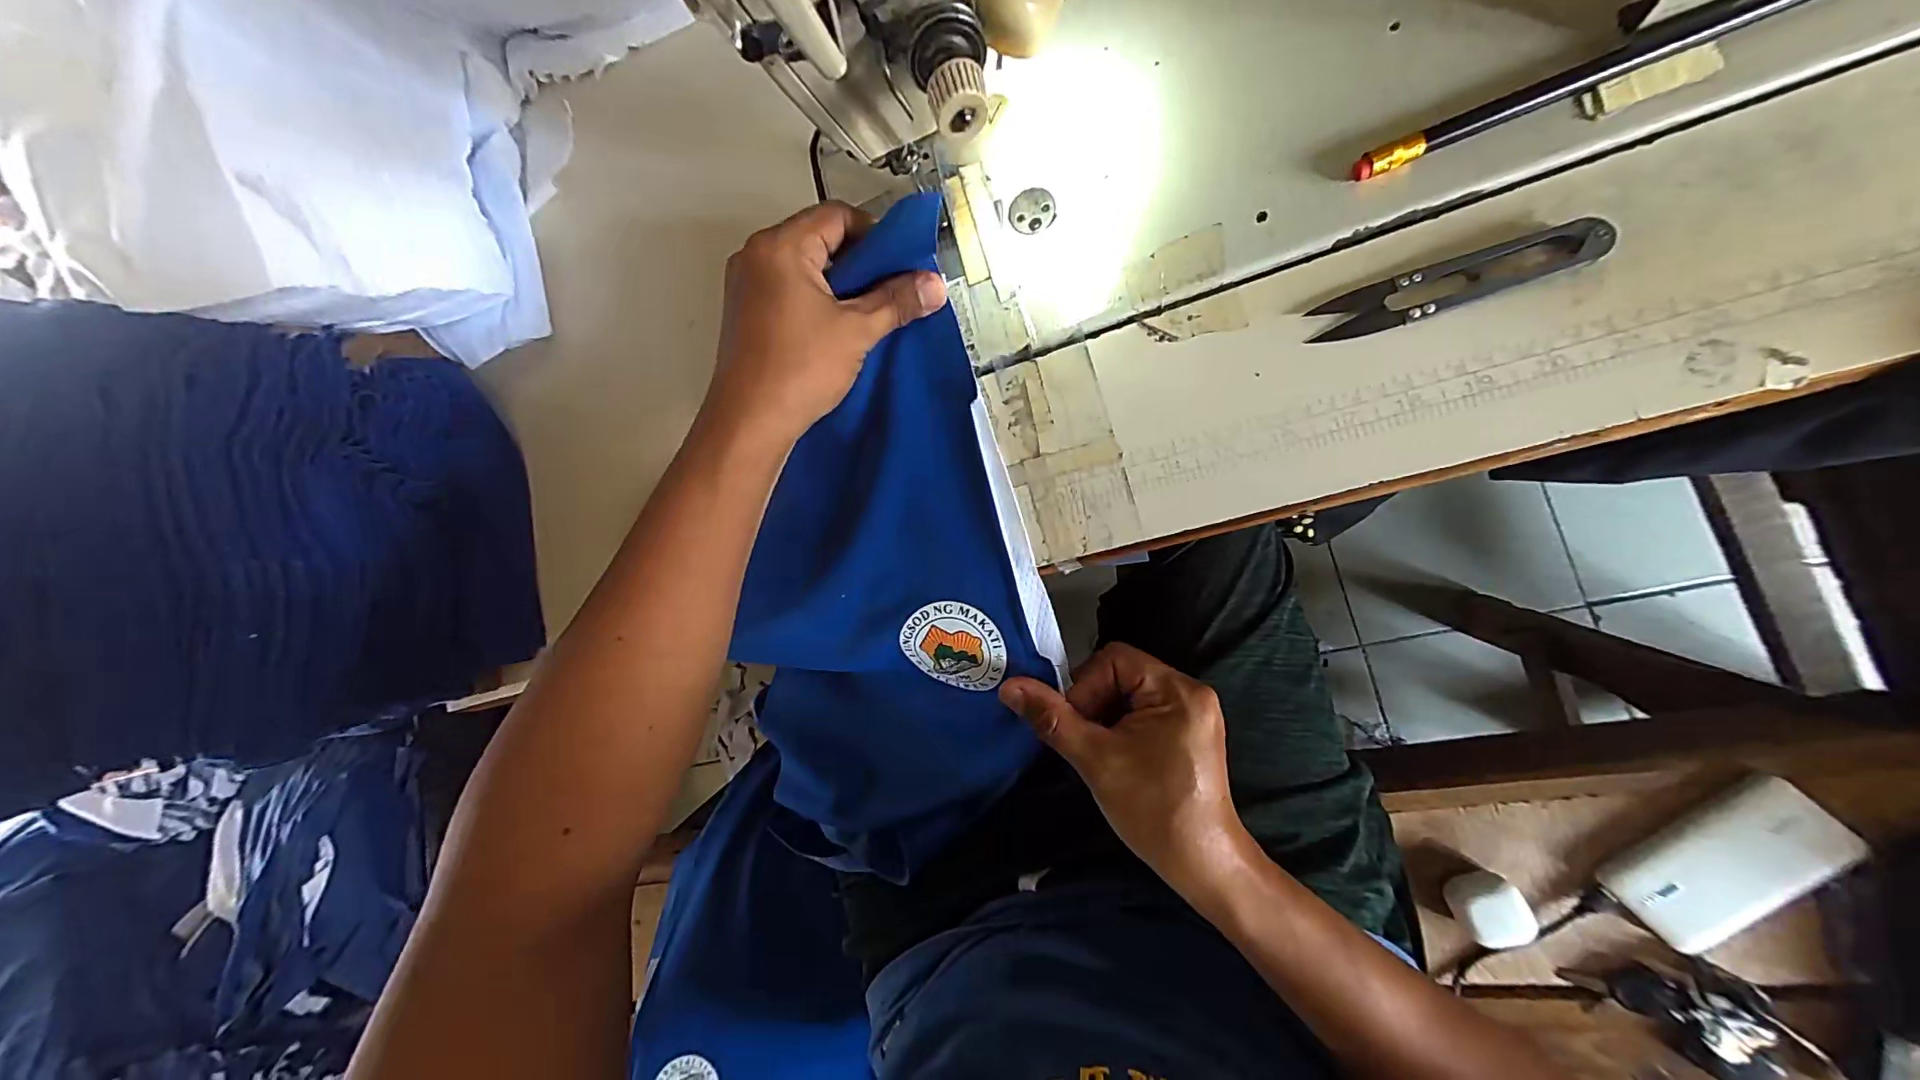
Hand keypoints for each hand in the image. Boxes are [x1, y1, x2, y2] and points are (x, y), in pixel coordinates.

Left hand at [702, 201, 947, 446]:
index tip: (900, 263)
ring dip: (841, 285)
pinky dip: (818, 302)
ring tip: (867, 314)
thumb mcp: (857, 331)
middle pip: (821, 238)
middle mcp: (756, 257)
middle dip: (860, 263)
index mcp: (780, 247)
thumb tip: (931, 286)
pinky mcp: (748, 313)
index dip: (876, 235)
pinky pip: (790, 291)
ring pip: (806, 267)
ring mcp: (748, 286)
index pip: (838, 215)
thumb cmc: (793, 372)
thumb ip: (897, 302)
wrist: (751, 421)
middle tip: (890, 290)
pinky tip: (840, 330)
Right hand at [999, 643, 1259, 899]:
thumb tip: (1009, 686)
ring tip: (1099, 753)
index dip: (1085, 687)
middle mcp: (1191, 692)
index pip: (1114, 659)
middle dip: (1093, 703)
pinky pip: (1143, 713)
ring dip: (1104, 718)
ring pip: (1129, 695)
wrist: (1203, 864)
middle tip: (1085, 742)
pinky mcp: (1189, 735)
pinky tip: (1116, 759)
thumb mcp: (1095, 759)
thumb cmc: (1152, 808)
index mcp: (1177, 689)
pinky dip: (1120, 729)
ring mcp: (1193, 714)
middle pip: (1121, 674)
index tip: (1076, 725)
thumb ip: (1052, 718)